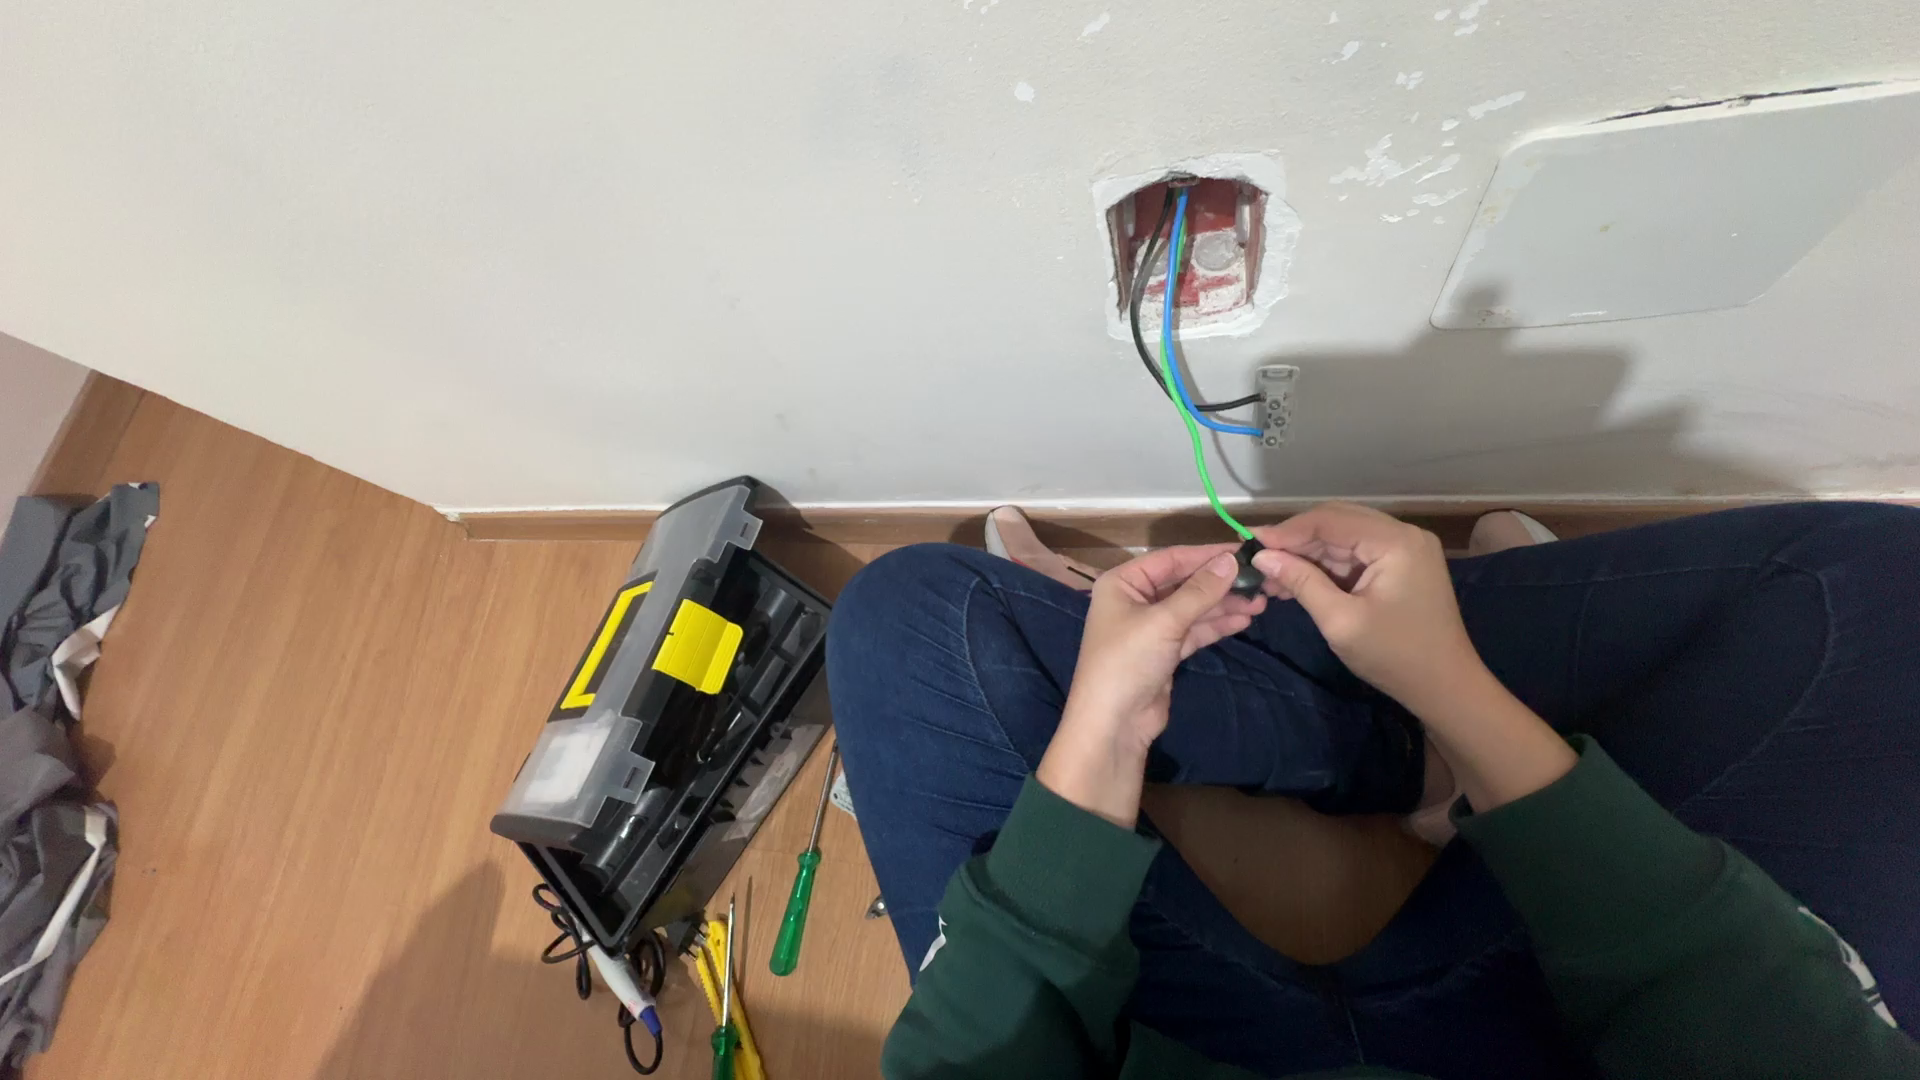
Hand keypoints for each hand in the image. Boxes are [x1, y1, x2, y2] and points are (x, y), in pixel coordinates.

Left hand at [1037, 544, 1266, 825]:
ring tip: (1262, 602)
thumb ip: (1199, 591)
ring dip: (1223, 604)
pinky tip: (1244, 619)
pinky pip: (1193, 630)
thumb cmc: (1128, 661)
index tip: (1245, 552)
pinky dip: (1215, 625)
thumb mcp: (1164, 621)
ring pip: (1191, 607)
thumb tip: (1231, 560)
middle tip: (1260, 581)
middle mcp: (1133, 599)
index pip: (1170, 559)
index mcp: (1122, 582)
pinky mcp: (1163, 651)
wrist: (1113, 722)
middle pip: (1183, 583)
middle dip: (1219, 583)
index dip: (1207, 555)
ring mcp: (1148, 626)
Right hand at [1250, 502, 1480, 715]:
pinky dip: (1322, 564)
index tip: (1249, 543)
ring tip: (1270, 572)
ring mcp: (1403, 548)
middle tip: (1256, 556)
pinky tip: (1295, 579)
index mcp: (1395, 542)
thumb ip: (1301, 582)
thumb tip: (1261, 555)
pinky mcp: (1398, 564)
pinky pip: (1352, 552)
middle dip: (1294, 538)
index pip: (1330, 520)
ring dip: (1305, 552)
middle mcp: (1402, 535)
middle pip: (1335, 520)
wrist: (1445, 686)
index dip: (1286, 530)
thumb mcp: (1339, 620)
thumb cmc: (1394, 655)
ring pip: (1340, 536)